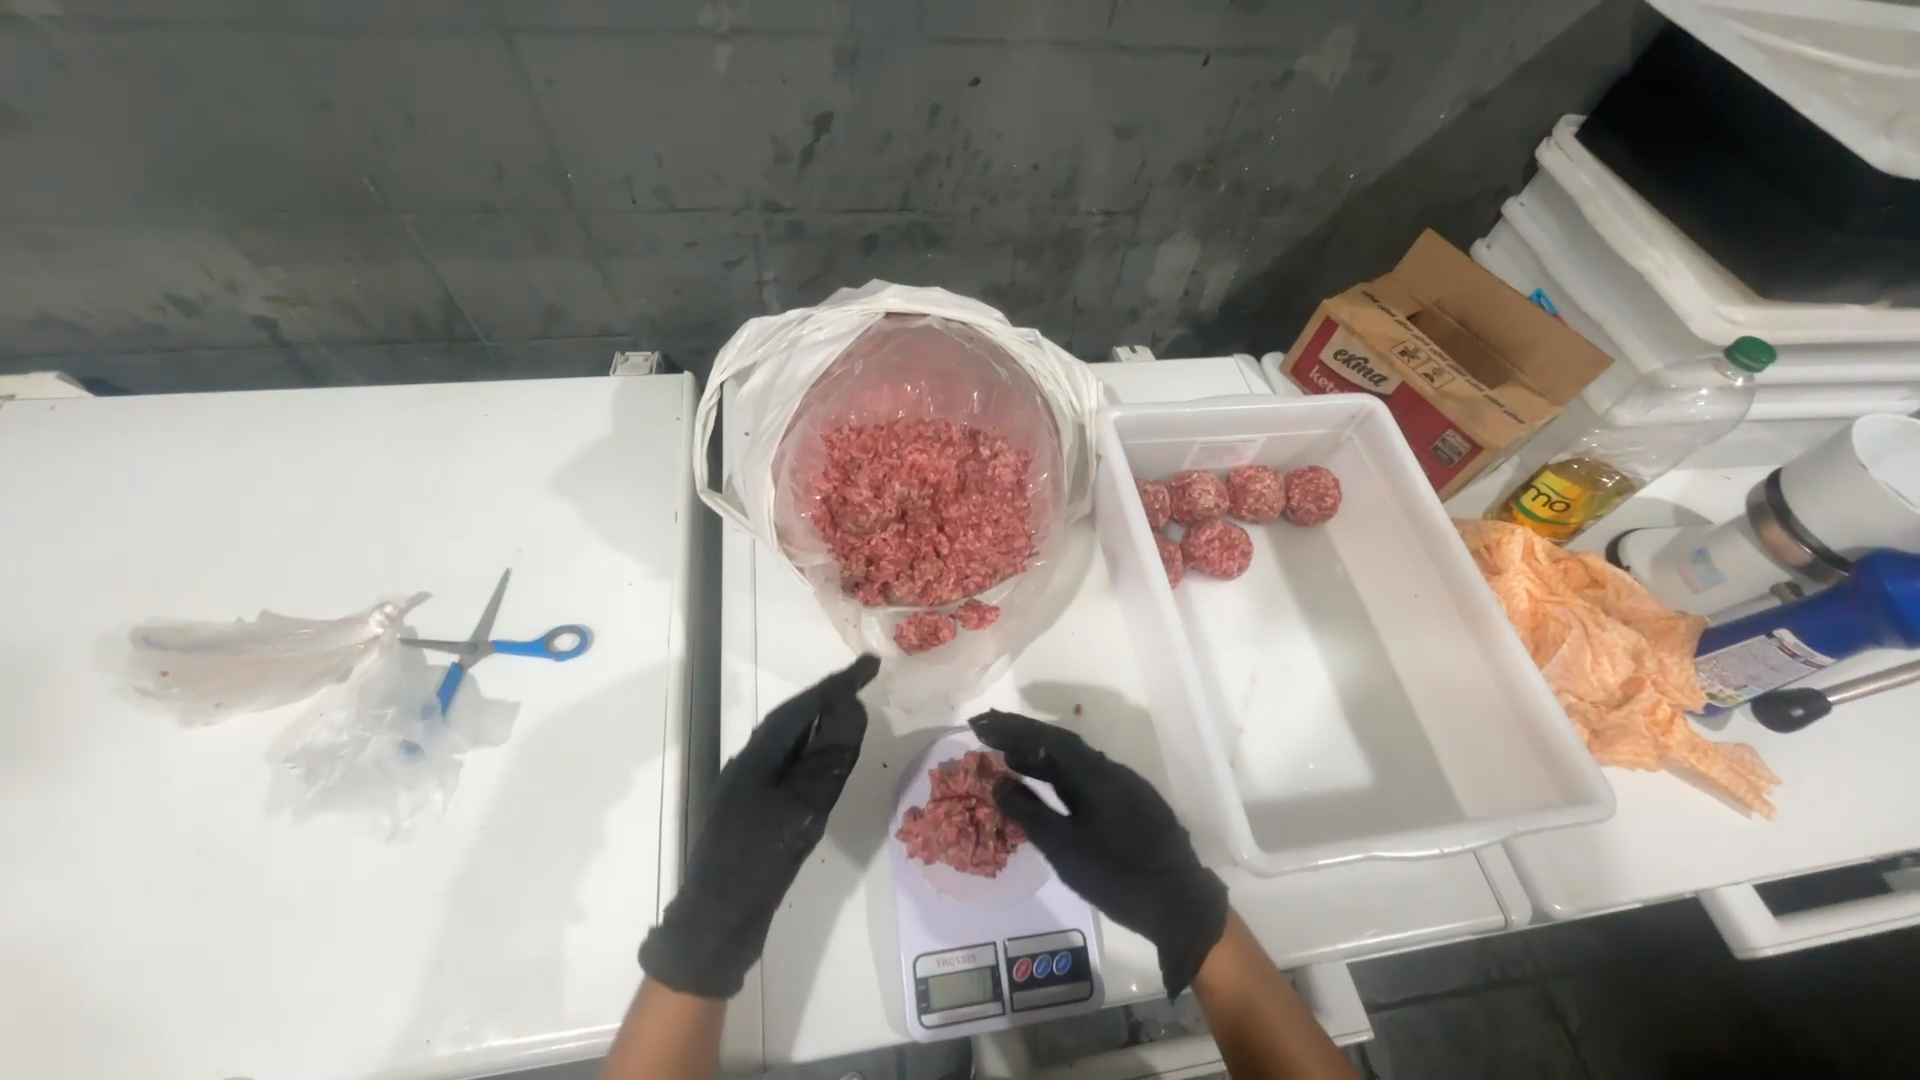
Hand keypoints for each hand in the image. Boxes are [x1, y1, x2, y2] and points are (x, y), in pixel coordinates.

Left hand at [640, 654, 879, 997]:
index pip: (803, 707)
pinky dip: (814, 753)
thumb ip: (828, 760)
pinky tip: (827, 761)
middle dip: (829, 697)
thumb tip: (851, 708)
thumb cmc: (756, 864)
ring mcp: (748, 787)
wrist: (713, 924)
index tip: (871, 664)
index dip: (838, 684)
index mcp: (757, 757)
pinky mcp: (753, 810)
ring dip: (821, 723)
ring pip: (790, 742)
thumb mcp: (801, 811)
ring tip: (852, 711)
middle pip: (794, 719)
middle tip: (865, 681)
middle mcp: (750, 763)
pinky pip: (789, 765)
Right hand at [970, 710, 1228, 997]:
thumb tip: (997, 782)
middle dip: (1021, 736)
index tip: (979, 724)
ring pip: (1073, 761)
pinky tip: (1040, 784)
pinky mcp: (1129, 803)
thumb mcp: (1065, 850)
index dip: (1012, 727)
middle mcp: (1112, 771)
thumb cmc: (1118, 878)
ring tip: (1004, 756)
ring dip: (1039, 756)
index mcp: (1098, 775)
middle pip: (1060, 744)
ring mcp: (1123, 786)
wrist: (1180, 905)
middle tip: (984, 734)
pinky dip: (1056, 775)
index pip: (1049, 738)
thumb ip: (1029, 814)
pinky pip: (1084, 777)